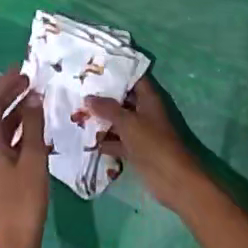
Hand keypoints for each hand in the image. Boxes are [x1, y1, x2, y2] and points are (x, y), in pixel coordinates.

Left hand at [0, 71, 48, 247]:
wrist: (13, 242)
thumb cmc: (23, 200)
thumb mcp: (33, 160)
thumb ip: (33, 128)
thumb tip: (34, 98)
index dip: (4, 85)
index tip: (21, 71)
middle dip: (9, 95)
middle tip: (31, 81)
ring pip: (0, 128)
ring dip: (16, 112)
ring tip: (37, 100)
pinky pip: (6, 142)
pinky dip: (18, 130)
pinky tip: (36, 129)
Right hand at [86, 77, 205, 208]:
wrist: (173, 180)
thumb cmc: (153, 144)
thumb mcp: (128, 122)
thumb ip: (107, 108)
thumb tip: (88, 97)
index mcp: (148, 100)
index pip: (133, 78)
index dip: (116, 72)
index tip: (94, 67)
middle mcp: (144, 113)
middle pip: (122, 100)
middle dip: (102, 96)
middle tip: (78, 89)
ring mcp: (140, 132)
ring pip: (117, 121)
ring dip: (100, 119)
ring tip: (75, 112)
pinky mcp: (135, 150)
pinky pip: (116, 141)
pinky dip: (104, 141)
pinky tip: (84, 138)